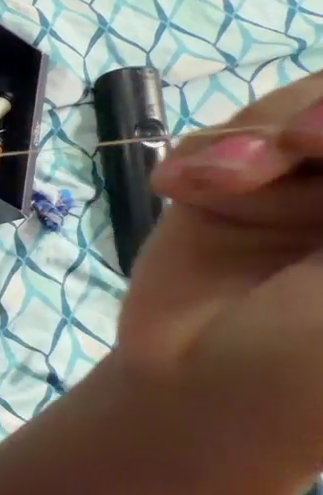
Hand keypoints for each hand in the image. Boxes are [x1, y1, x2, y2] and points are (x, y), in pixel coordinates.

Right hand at [111, 72, 322, 481]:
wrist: (200, 387)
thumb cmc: (319, 358)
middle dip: (321, 117)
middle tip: (299, 143)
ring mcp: (316, 185)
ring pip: (298, 107)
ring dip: (251, 139)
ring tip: (222, 183)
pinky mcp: (236, 187)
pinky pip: (226, 132)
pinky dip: (200, 154)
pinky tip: (185, 189)